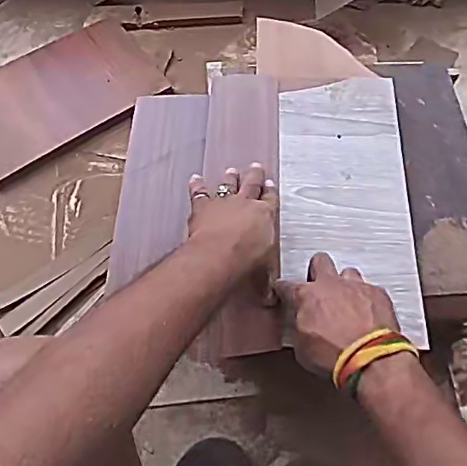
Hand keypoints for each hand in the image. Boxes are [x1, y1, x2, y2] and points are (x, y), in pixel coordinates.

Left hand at [186, 164, 277, 293]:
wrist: (220, 254)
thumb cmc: (246, 261)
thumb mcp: (263, 272)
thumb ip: (266, 281)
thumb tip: (269, 298)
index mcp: (265, 215)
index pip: (270, 201)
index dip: (271, 193)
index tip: (271, 185)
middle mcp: (246, 203)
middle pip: (252, 184)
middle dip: (254, 176)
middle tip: (255, 167)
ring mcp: (224, 202)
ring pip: (229, 185)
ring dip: (230, 178)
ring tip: (231, 171)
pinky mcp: (203, 206)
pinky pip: (200, 192)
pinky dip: (197, 185)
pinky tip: (195, 179)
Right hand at [275, 252, 399, 376]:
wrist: (369, 360)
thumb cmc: (335, 355)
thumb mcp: (302, 349)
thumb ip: (300, 329)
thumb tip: (302, 331)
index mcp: (305, 296)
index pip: (286, 285)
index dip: (283, 290)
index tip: (284, 293)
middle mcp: (330, 285)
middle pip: (320, 261)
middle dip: (317, 270)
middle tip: (318, 286)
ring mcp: (356, 287)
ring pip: (348, 273)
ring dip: (345, 285)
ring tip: (346, 301)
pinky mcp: (378, 294)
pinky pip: (371, 289)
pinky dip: (368, 300)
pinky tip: (368, 313)